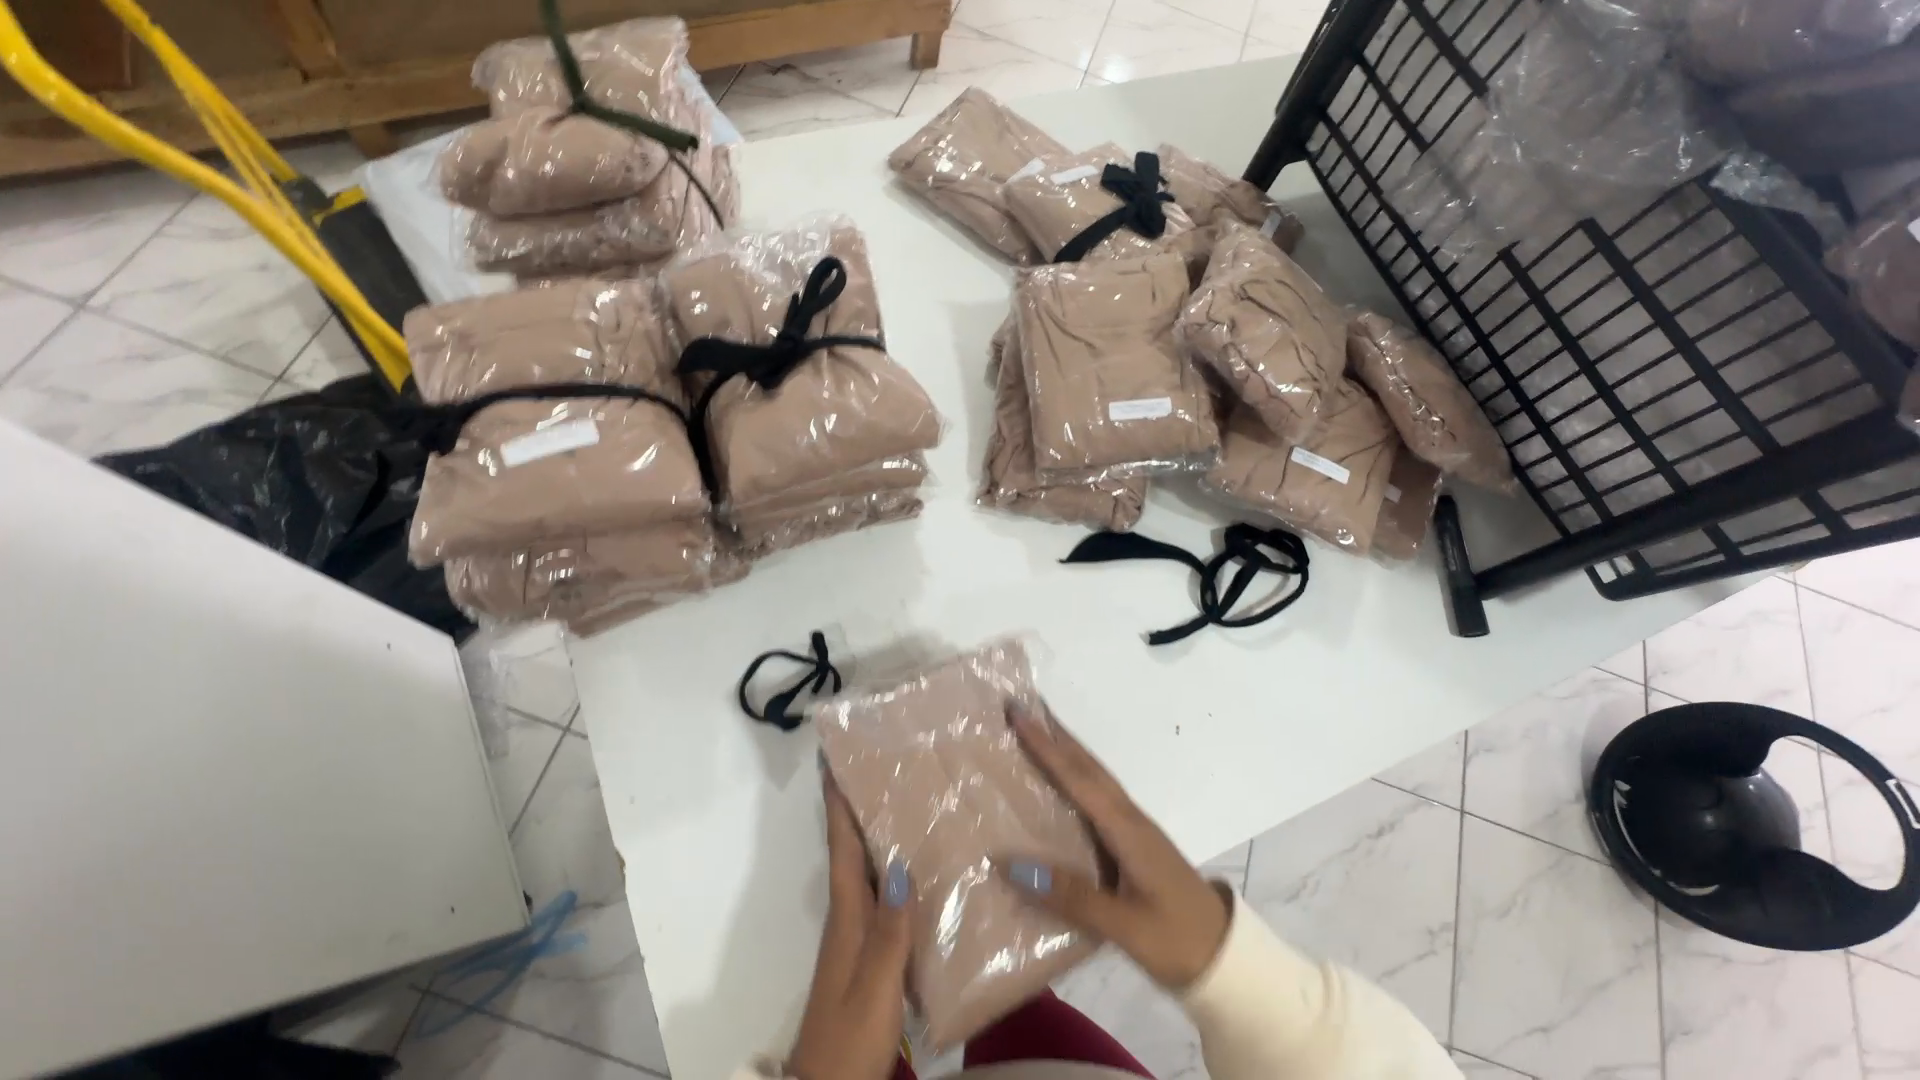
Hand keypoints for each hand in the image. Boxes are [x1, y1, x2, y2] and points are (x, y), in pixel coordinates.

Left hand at [788, 774, 912, 1079]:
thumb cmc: (850, 1035)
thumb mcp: (875, 986)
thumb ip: (891, 930)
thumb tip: (902, 864)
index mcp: (848, 915)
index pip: (842, 845)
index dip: (838, 801)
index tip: (837, 756)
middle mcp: (850, 915)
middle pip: (854, 849)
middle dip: (862, 804)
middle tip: (888, 763)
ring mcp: (859, 935)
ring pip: (869, 870)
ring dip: (879, 833)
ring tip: (911, 799)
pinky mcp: (871, 953)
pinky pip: (884, 897)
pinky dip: (897, 872)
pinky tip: (923, 869)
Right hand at [999, 705, 1231, 988]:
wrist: (1227, 958)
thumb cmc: (1176, 939)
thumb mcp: (1124, 925)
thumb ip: (1070, 895)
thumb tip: (1008, 862)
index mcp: (1127, 830)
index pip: (1079, 778)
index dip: (1046, 746)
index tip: (1018, 713)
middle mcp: (1131, 820)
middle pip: (1088, 767)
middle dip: (1055, 735)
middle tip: (1022, 708)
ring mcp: (1135, 832)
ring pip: (1095, 779)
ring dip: (1066, 752)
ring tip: (1037, 733)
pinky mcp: (1135, 846)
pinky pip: (1098, 799)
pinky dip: (1076, 779)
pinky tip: (1063, 787)